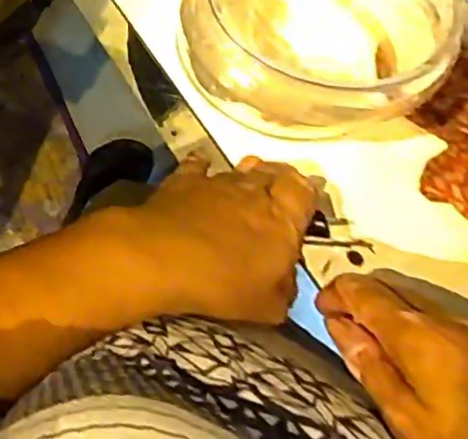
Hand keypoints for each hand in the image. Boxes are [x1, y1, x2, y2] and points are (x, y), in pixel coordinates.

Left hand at [90, 156, 314, 323]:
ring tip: (249, 176)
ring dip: (245, 172)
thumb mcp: (270, 303)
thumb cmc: (223, 284)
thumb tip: (282, 272)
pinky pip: (197, 165)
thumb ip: (284, 283)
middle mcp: (250, 192)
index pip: (301, 191)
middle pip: (271, 173)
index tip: (304, 198)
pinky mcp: (183, 179)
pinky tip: (202, 165)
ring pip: (237, 169)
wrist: (163, 255)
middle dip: (278, 177)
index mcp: (280, 220)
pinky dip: (203, 165)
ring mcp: (215, 181)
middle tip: (280, 186)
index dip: (304, 191)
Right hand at [318, 274, 467, 438]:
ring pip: (426, 308)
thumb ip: (373, 372)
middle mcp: (450, 320)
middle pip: (392, 291)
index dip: (333, 292)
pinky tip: (444, 368)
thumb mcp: (415, 426)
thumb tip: (339, 327)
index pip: (359, 288)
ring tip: (396, 352)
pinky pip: (461, 328)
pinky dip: (436, 335)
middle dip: (366, 303)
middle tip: (354, 331)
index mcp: (417, 335)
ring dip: (402, 318)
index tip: (323, 311)